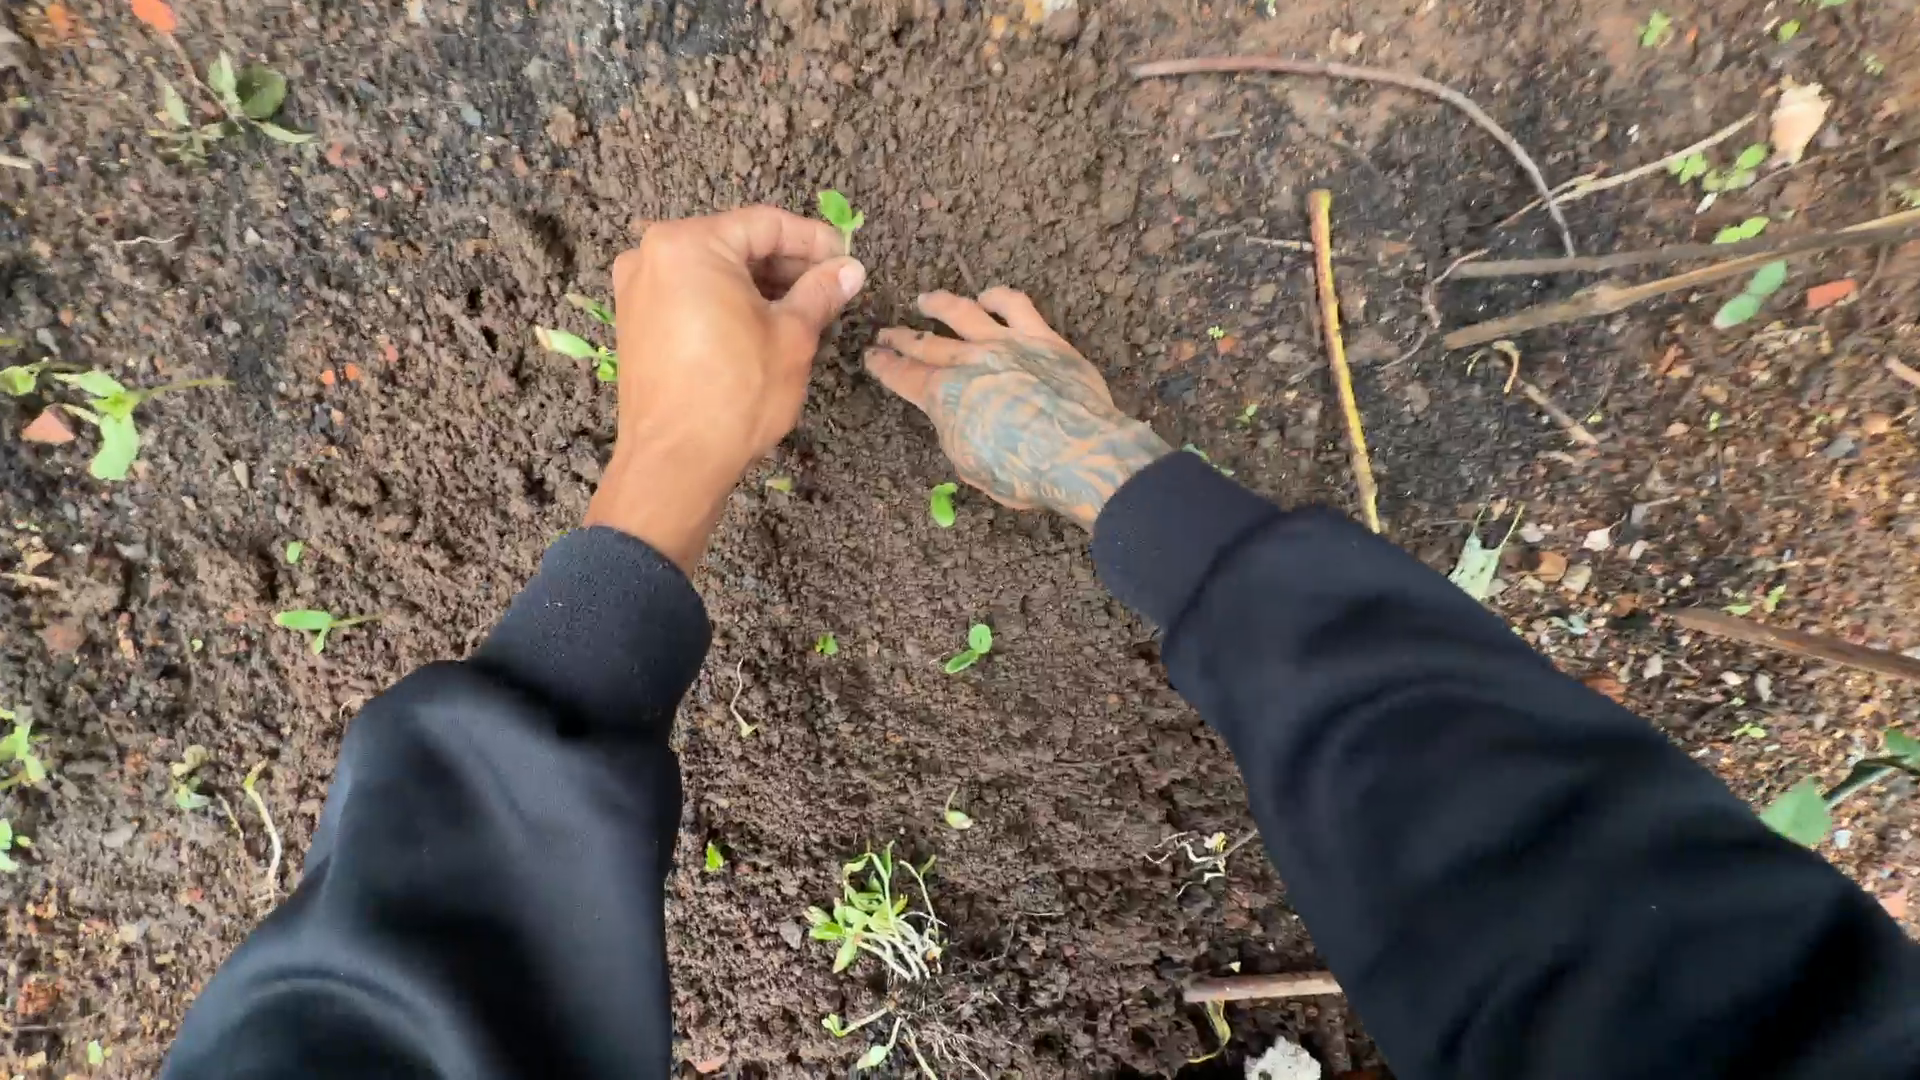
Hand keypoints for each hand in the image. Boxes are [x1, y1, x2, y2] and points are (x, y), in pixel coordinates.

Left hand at [585, 207, 865, 571]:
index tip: (847, 259)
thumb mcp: (792, 338)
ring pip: (715, 273)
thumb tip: (850, 270)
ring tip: (804, 313)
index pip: (765, 224)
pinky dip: (731, 305)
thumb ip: (821, 293)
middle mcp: (653, 255)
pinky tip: (763, 329)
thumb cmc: (738, 394)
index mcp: (690, 244)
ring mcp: (638, 290)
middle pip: (736, 245)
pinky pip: (693, 298)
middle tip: (831, 290)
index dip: (814, 240)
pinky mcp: (637, 324)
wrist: (676, 461)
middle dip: (788, 266)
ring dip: (761, 288)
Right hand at [864, 289, 1170, 528]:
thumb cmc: (1021, 473)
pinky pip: (1014, 305)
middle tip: (884, 333)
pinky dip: (997, 297)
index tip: (872, 358)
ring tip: (926, 300)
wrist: (1076, 452)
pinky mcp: (1040, 337)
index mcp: (943, 397)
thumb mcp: (970, 465)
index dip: (884, 367)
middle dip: (900, 338)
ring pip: (962, 313)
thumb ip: (956, 433)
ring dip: (940, 305)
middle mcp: (967, 362)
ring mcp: (1003, 344)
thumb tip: (957, 418)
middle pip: (924, 343)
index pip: (903, 376)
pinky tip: (987, 297)